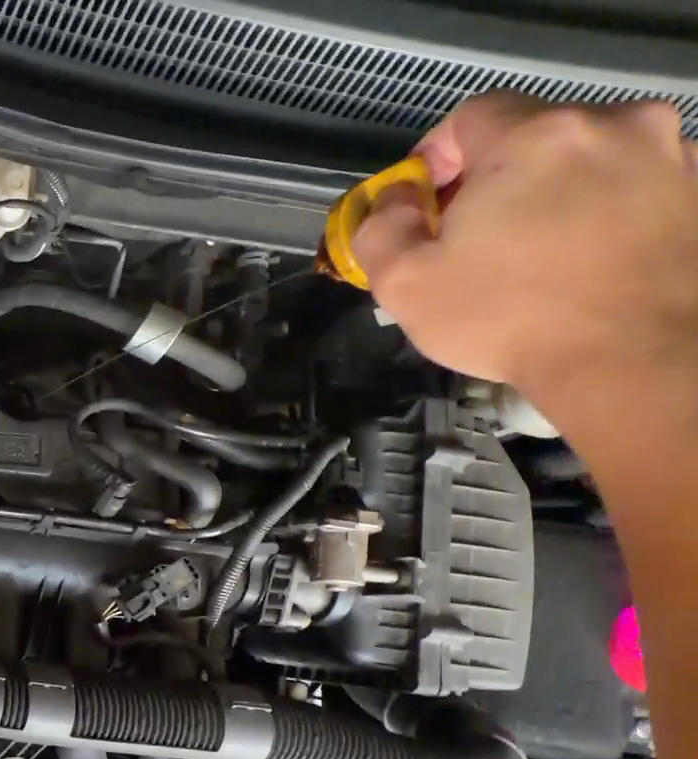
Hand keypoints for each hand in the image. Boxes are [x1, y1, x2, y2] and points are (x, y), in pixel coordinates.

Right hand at [352, 92, 697, 402]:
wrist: (633, 355)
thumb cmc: (504, 313)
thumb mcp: (400, 281)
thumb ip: (379, 228)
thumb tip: (395, 200)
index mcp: (533, 137)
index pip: (469, 116)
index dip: (433, 157)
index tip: (419, 204)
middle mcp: (612, 126)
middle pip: (530, 135)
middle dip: (490, 177)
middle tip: (465, 235)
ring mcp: (669, 155)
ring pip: (582, 159)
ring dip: (547, 191)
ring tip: (525, 250)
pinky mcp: (697, 193)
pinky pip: (627, 185)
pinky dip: (596, 208)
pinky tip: (576, 258)